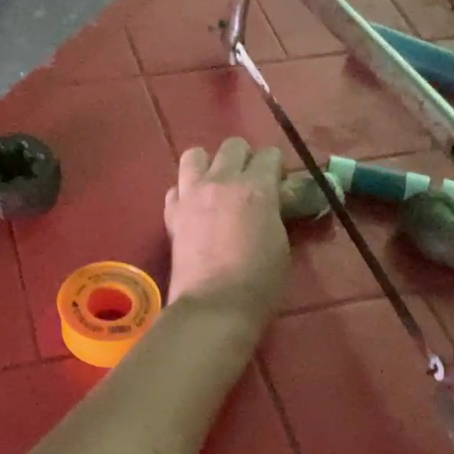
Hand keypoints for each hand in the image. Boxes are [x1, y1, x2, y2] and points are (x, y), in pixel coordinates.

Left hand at [164, 137, 289, 330]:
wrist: (214, 307)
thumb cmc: (259, 283)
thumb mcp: (281, 245)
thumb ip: (275, 214)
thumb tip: (273, 202)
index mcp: (256, 188)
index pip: (269, 155)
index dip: (276, 169)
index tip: (278, 186)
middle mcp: (222, 181)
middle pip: (233, 146)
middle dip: (244, 159)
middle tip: (249, 184)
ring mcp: (191, 195)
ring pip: (195, 155)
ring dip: (209, 165)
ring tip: (216, 186)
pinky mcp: (171, 214)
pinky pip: (176, 188)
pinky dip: (185, 193)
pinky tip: (195, 209)